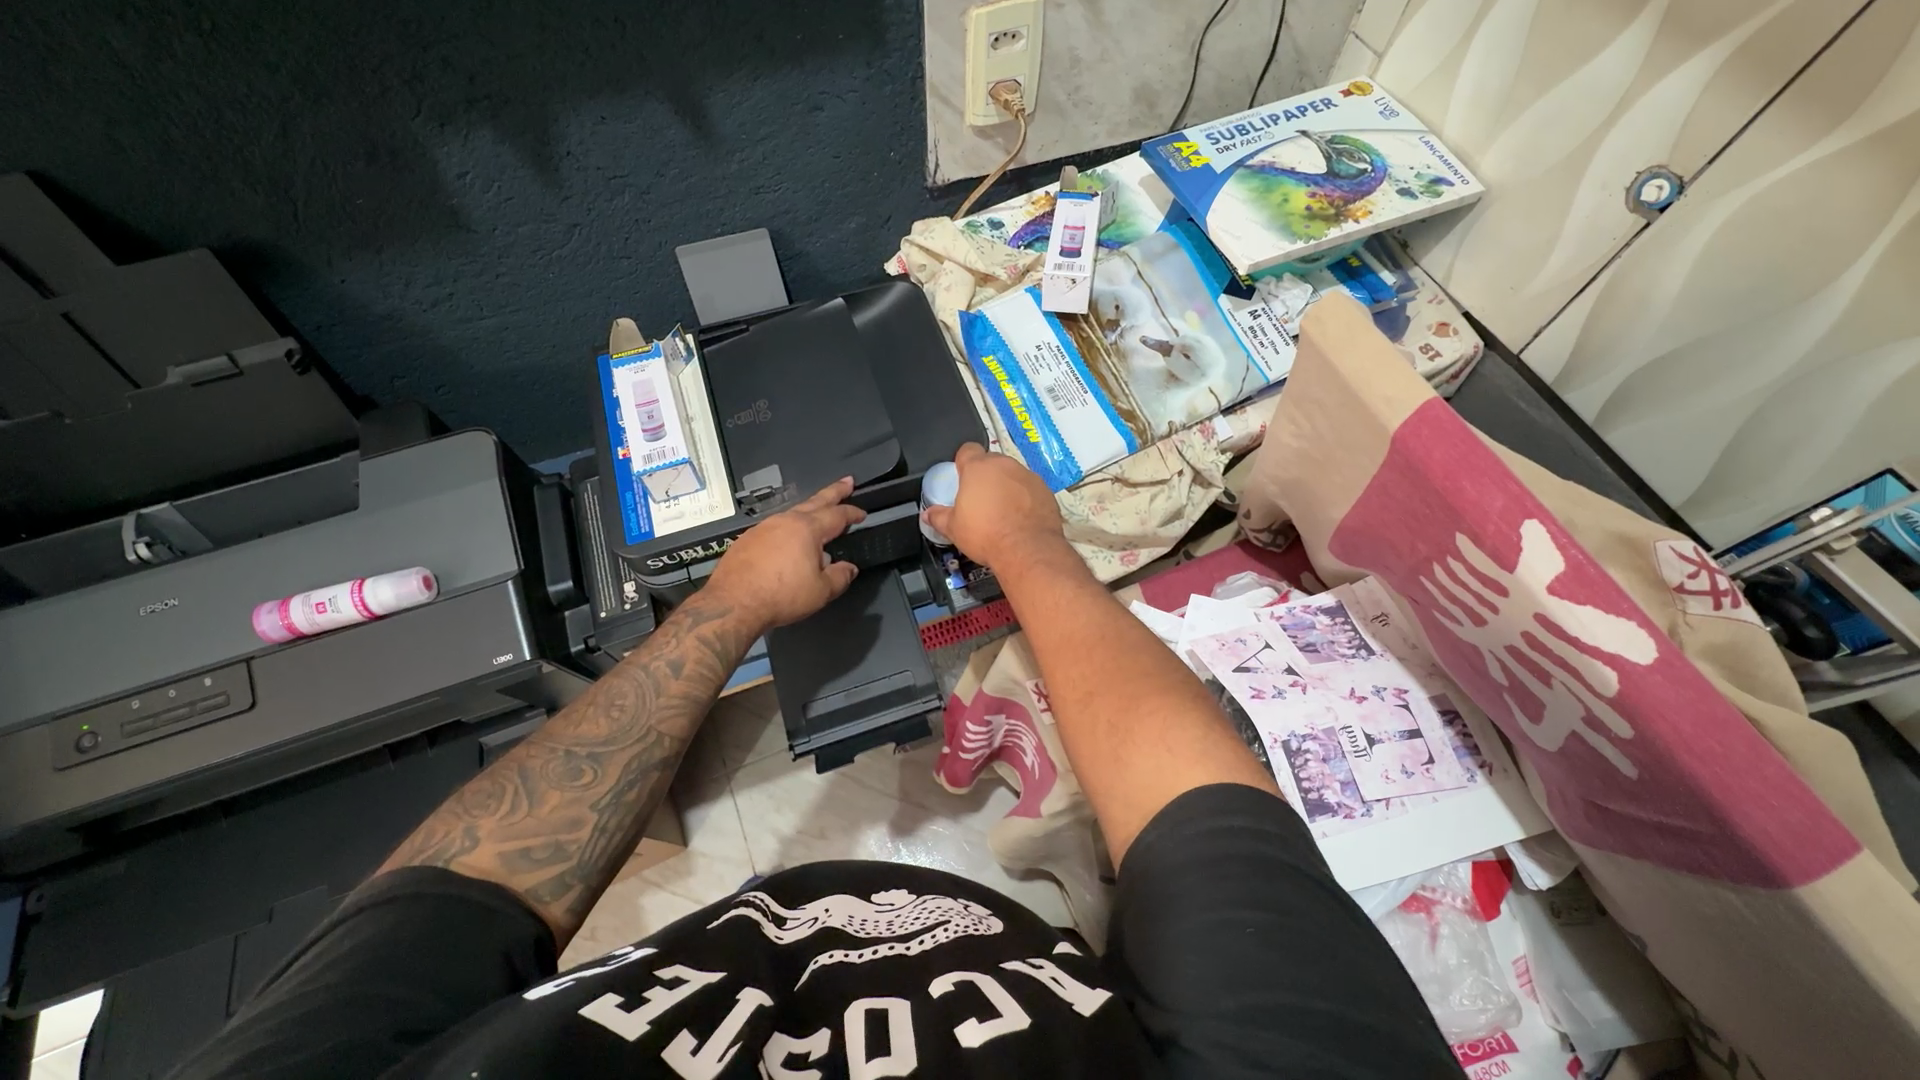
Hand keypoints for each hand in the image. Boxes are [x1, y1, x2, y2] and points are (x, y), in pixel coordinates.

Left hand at [705, 478, 865, 633]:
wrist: (733, 603)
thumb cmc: (781, 596)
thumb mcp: (821, 591)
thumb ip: (840, 576)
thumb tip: (849, 567)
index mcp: (808, 529)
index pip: (837, 515)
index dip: (853, 513)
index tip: (862, 514)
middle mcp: (785, 521)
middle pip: (815, 501)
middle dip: (834, 491)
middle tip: (847, 481)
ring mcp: (763, 528)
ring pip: (792, 513)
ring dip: (809, 510)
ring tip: (818, 513)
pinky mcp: (747, 539)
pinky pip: (774, 527)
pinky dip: (788, 528)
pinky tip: (788, 539)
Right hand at [923, 443, 1066, 570]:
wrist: (1027, 550)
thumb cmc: (988, 535)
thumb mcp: (953, 528)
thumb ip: (939, 517)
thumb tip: (929, 515)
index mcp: (978, 469)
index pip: (967, 450)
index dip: (963, 461)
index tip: (962, 475)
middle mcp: (1004, 466)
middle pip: (991, 462)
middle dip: (985, 476)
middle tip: (979, 499)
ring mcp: (1027, 476)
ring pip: (1012, 474)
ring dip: (1006, 487)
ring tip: (1001, 512)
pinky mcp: (1045, 490)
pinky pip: (1030, 489)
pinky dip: (1025, 498)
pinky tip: (1019, 518)